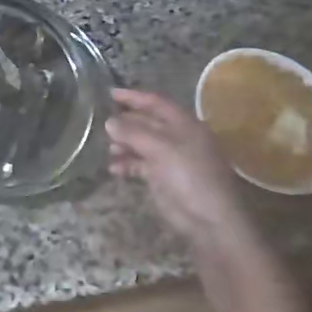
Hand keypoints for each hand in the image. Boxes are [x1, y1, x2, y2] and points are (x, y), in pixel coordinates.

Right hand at [106, 88, 250, 245]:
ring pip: (141, 144)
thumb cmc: (189, 175)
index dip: (133, 96)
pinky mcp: (163, 178)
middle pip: (147, 123)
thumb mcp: (161, 149)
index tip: (109, 93)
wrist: (209, 218)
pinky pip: (140, 165)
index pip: (155, 102)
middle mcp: (177, 137)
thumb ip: (133, 133)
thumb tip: (109, 122)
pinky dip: (127, 165)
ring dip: (124, 145)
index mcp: (183, 124)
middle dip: (125, 123)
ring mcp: (170, 158)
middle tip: (102, 124)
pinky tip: (114, 169)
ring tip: (109, 149)